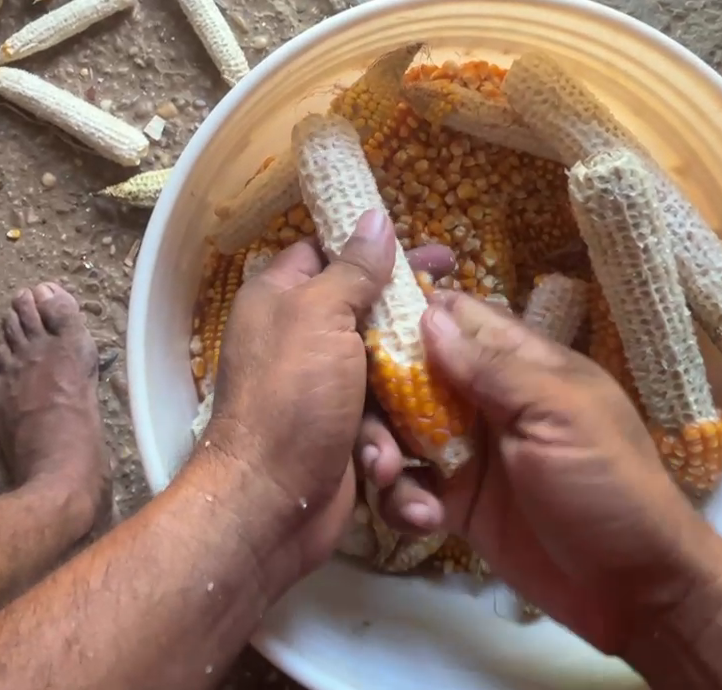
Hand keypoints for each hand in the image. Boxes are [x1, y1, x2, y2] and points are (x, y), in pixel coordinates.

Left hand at [201, 209, 453, 577]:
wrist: (268, 504)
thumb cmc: (292, 396)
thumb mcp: (321, 318)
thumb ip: (353, 269)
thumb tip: (374, 216)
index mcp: (281, 297)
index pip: (329, 252)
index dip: (375, 246)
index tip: (425, 251)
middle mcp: (299, 335)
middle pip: (366, 309)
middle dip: (407, 318)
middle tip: (453, 307)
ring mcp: (322, 386)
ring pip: (382, 366)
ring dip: (399, 395)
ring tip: (406, 417)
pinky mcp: (342, 430)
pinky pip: (379, 417)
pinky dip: (383, 440)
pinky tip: (380, 462)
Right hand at [359, 292, 721, 653]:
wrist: (636, 592)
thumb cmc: (605, 483)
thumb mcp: (556, 413)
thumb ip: (490, 366)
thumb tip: (427, 315)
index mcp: (516, 363)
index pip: (455, 316)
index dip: (408, 311)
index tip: (358, 321)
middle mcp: (483, 398)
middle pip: (411, 371)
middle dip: (379, 391)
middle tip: (365, 416)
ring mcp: (467, 449)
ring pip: (399, 428)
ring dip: (383, 448)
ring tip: (388, 476)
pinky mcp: (455, 500)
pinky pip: (408, 485)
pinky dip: (402, 498)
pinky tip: (425, 519)